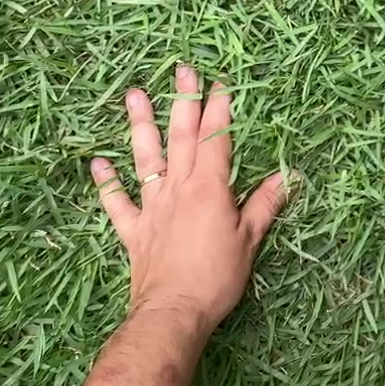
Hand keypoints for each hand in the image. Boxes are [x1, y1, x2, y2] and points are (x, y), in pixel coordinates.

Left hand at [88, 65, 287, 335]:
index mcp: (208, 187)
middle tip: (182, 70)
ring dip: (140, 125)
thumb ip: (265, 204)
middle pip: (180, 136)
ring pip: (145, 158)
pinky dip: (107, 183)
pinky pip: (117, 203)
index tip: (221, 82)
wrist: (171, 315)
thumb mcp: (249, 239)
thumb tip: (286, 176)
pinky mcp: (134, 231)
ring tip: (134, 95)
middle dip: (183, 101)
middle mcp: (177, 189)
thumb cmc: (216, 277)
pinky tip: (98, 163)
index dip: (219, 109)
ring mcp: (152, 207)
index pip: (215, 138)